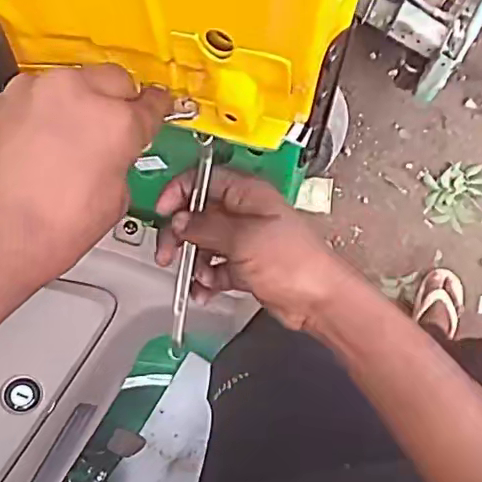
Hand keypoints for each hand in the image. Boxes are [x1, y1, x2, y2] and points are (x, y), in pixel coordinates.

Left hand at [0, 65, 169, 294]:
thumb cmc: (41, 232)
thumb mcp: (112, 204)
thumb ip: (122, 163)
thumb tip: (116, 154)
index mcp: (114, 122)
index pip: (151, 103)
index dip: (157, 111)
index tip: (155, 110)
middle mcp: (75, 95)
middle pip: (115, 79)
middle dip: (120, 102)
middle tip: (115, 131)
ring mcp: (34, 92)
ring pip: (74, 82)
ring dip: (81, 105)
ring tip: (72, 145)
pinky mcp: (3, 99)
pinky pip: (39, 95)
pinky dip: (47, 112)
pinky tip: (43, 145)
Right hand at [154, 169, 359, 330]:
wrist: (318, 300)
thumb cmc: (296, 263)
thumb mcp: (243, 239)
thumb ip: (206, 227)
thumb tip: (179, 220)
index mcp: (248, 194)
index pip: (205, 180)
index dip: (180, 192)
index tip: (163, 211)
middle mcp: (246, 215)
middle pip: (199, 215)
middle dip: (180, 234)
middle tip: (168, 253)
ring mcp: (246, 242)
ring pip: (205, 245)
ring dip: (194, 262)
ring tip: (195, 278)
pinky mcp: (246, 267)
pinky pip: (216, 269)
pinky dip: (206, 280)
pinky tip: (204, 291)